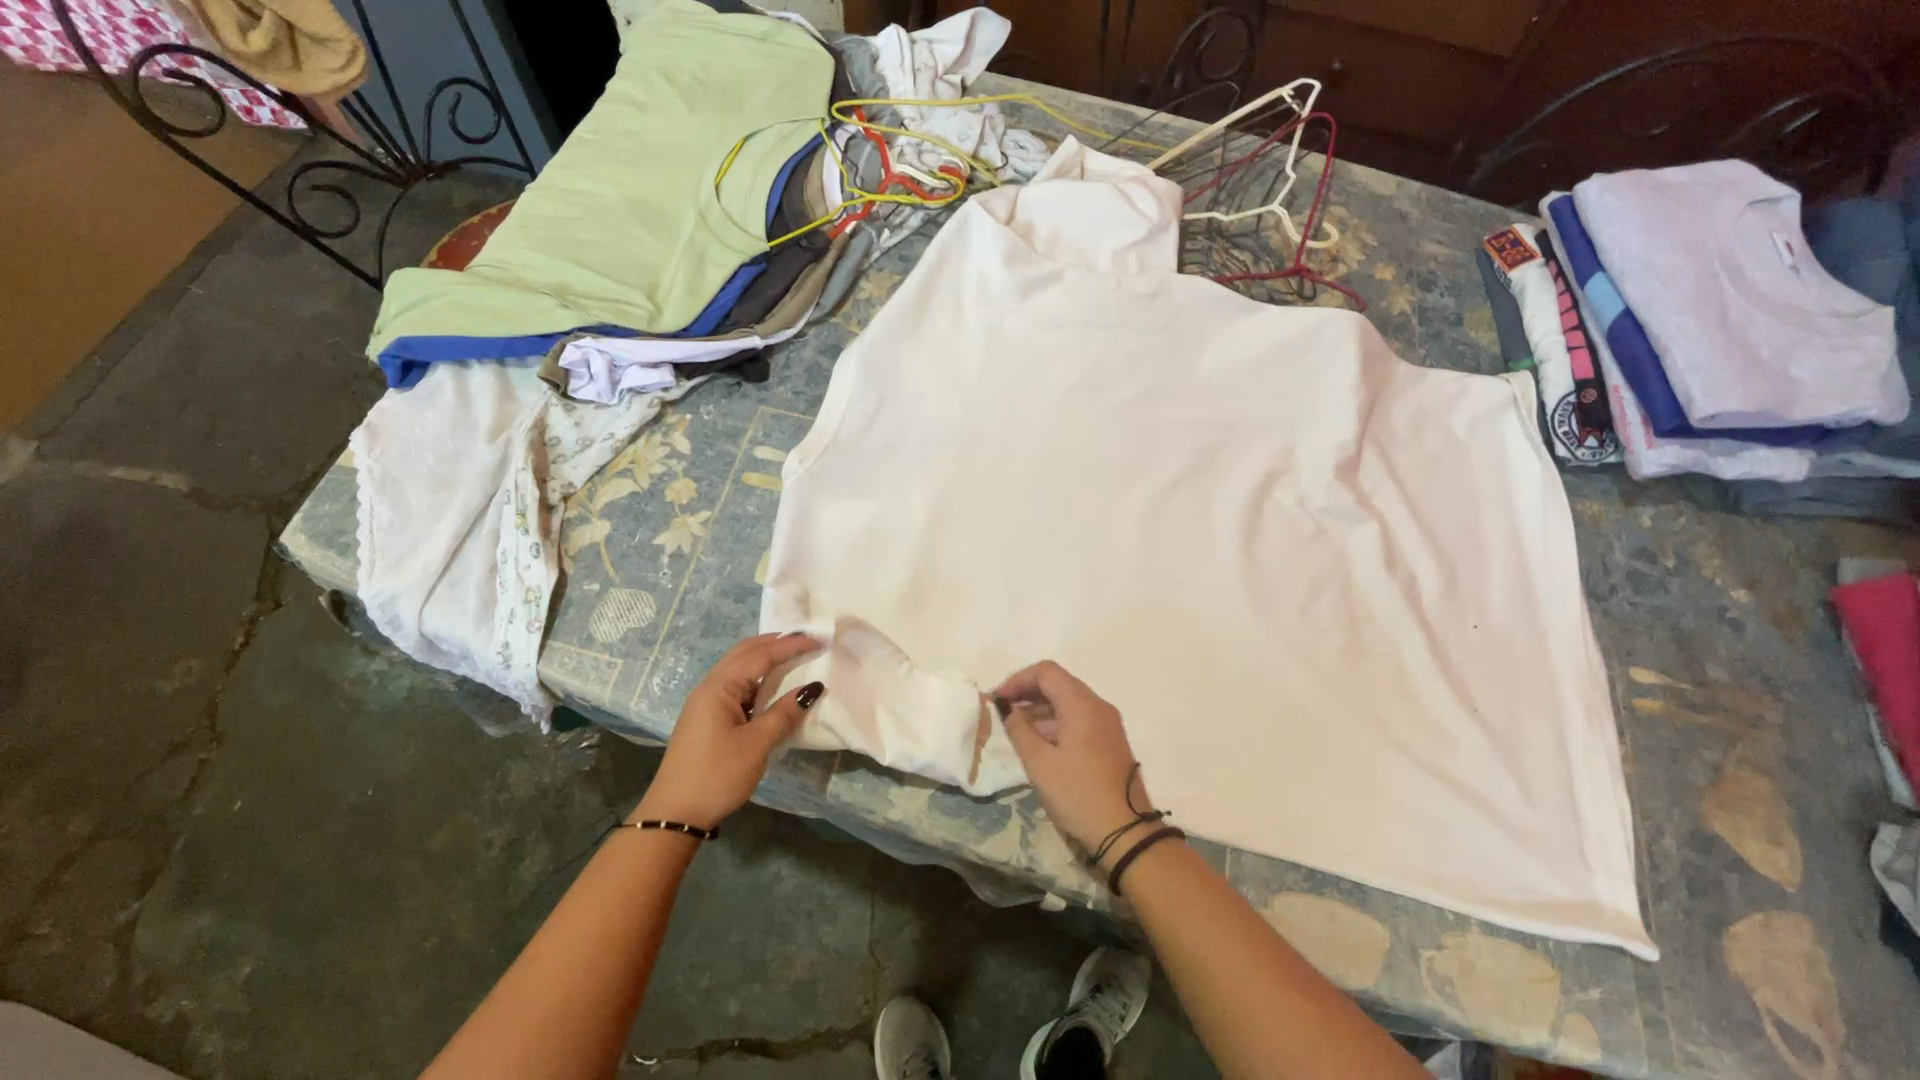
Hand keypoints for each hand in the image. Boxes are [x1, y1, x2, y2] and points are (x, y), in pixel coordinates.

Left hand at [634, 633, 824, 829]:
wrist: (676, 813)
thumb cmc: (717, 775)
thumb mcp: (756, 745)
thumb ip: (784, 713)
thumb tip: (812, 687)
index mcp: (718, 688)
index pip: (759, 656)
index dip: (790, 645)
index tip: (819, 641)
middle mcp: (709, 688)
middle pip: (744, 653)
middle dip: (775, 643)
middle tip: (806, 640)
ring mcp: (705, 703)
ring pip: (738, 669)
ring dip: (765, 659)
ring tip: (794, 656)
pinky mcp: (707, 719)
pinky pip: (736, 687)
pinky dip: (757, 679)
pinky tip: (772, 687)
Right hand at [994, 660, 1155, 861]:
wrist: (1125, 832)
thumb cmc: (1078, 794)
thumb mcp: (1039, 763)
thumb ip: (1019, 730)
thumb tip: (1010, 710)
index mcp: (1082, 705)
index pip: (1046, 672)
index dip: (1018, 680)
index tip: (997, 699)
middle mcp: (1098, 706)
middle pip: (1059, 683)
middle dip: (1028, 692)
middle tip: (1002, 711)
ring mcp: (1107, 724)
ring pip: (1069, 702)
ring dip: (1041, 709)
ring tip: (1015, 729)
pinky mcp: (1110, 741)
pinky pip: (1079, 719)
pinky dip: (1056, 723)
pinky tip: (1039, 743)